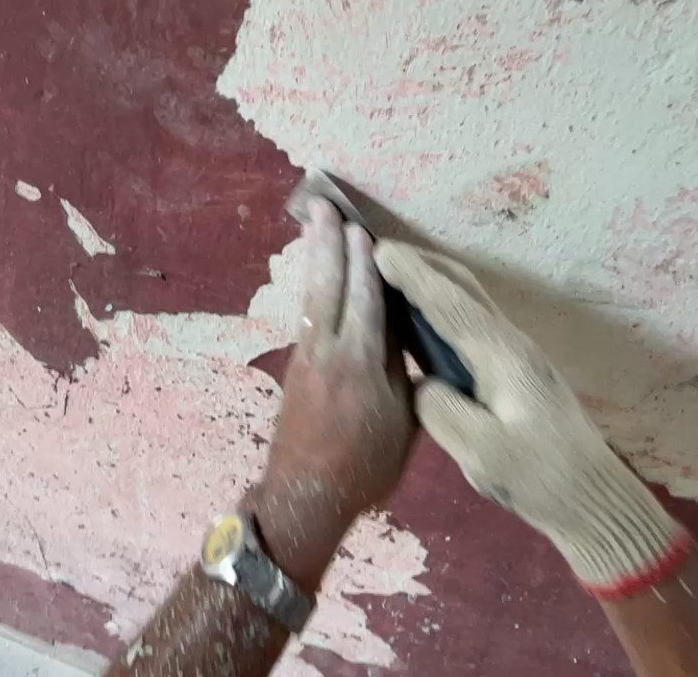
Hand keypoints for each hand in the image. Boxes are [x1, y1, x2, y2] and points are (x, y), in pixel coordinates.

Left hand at [252, 198, 414, 584]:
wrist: (306, 491)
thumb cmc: (365, 465)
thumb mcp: (401, 422)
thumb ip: (399, 369)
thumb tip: (398, 325)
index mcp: (360, 364)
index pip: (365, 302)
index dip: (365, 264)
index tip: (364, 230)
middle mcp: (328, 349)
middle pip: (329, 285)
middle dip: (328, 244)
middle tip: (324, 206)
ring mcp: (306, 352)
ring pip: (312, 293)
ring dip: (314, 255)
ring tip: (313, 222)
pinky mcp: (296, 360)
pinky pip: (305, 310)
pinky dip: (309, 282)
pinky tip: (312, 268)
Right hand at [375, 241, 689, 597]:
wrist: (596, 503)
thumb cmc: (541, 478)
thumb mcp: (482, 454)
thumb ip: (441, 410)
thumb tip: (421, 383)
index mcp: (502, 356)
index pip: (449, 302)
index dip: (412, 275)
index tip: (378, 250)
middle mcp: (508, 342)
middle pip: (461, 285)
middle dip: (419, 261)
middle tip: (375, 250)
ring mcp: (512, 353)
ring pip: (465, 298)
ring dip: (428, 278)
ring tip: (387, 272)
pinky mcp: (509, 369)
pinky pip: (466, 319)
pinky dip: (437, 302)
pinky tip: (414, 314)